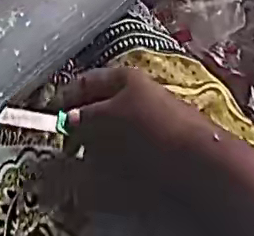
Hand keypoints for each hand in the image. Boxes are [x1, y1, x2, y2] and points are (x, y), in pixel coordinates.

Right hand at [58, 67, 216, 166]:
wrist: (202, 162)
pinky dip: (111, 164)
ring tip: (82, 165)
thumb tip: (68, 120)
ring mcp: (145, 124)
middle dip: (80, 127)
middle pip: (96, 109)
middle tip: (66, 145)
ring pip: (108, 135)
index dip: (67, 95)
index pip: (85, 81)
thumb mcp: (113, 115)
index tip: (50, 115)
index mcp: (123, 77)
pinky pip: (123, 155)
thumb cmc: (154, 126)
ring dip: (93, 149)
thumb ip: (87, 115)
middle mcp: (134, 96)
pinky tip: (105, 176)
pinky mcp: (154, 151)